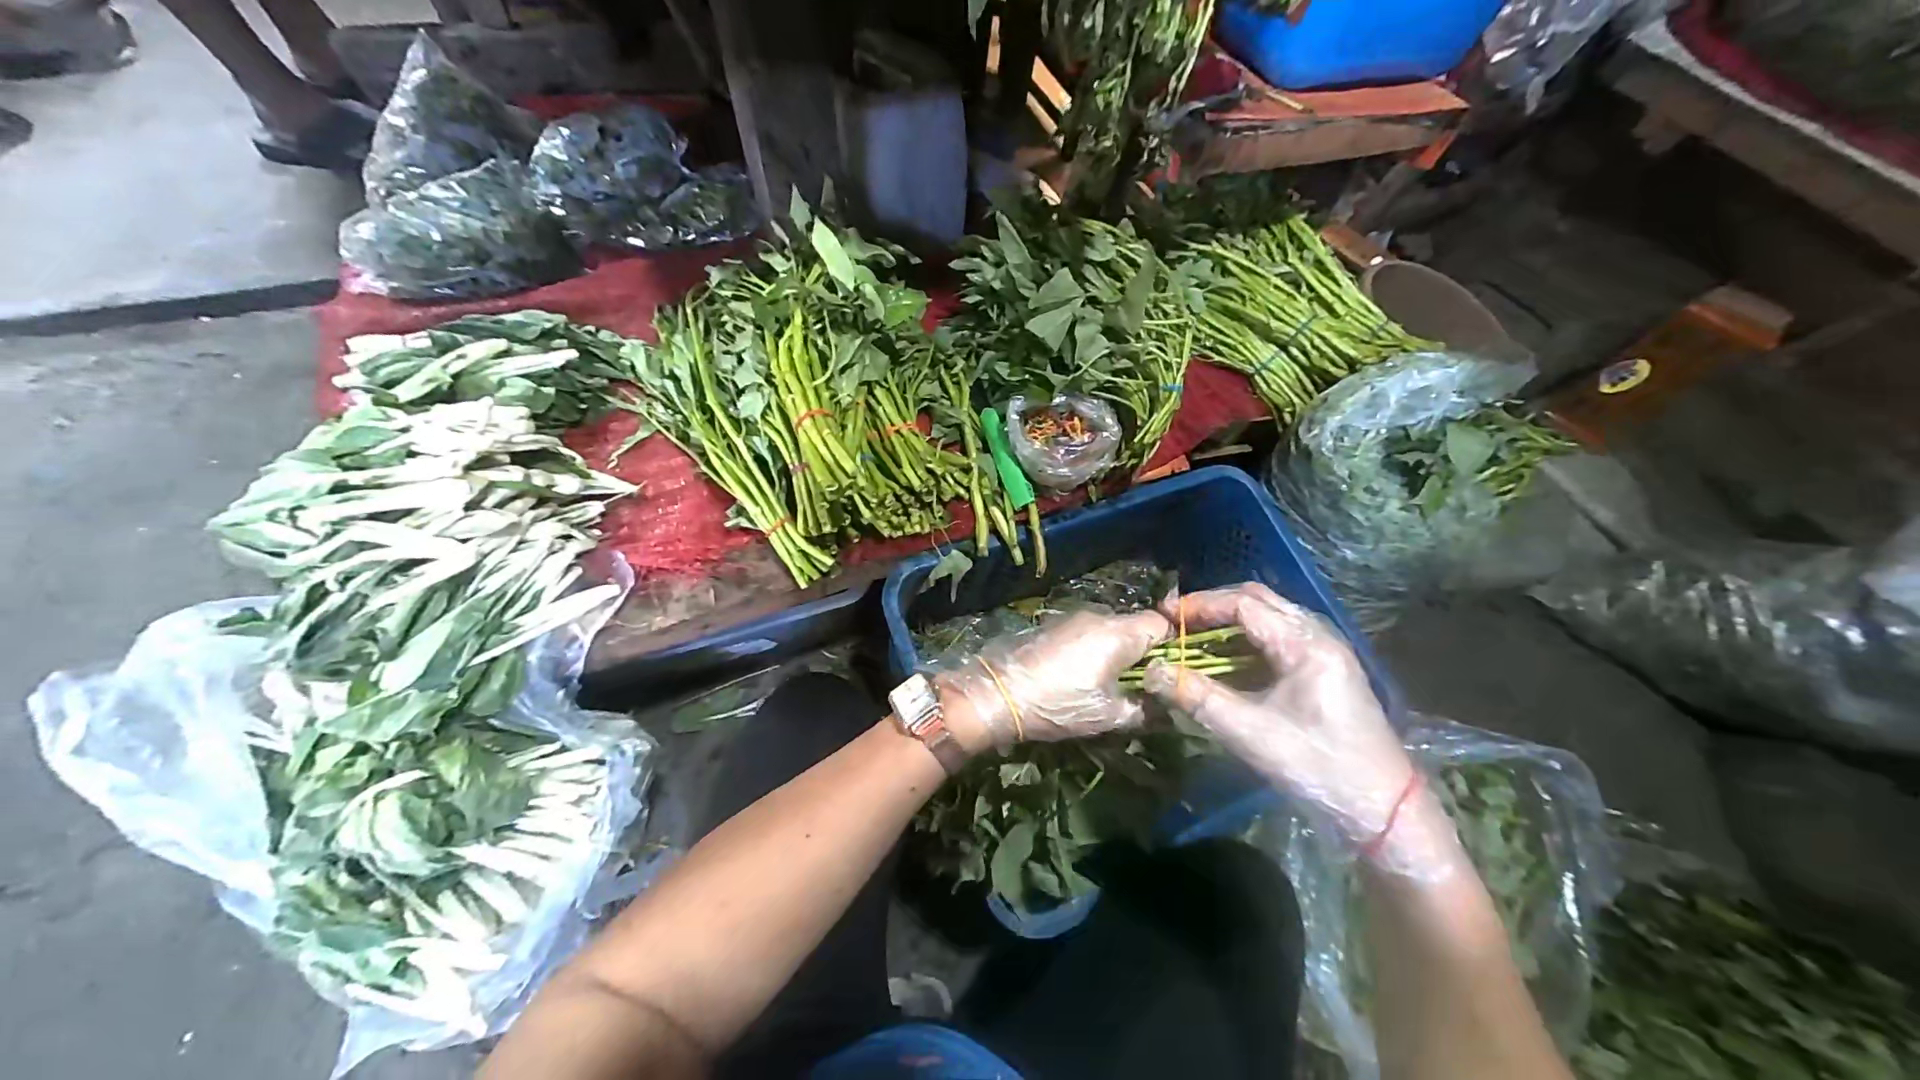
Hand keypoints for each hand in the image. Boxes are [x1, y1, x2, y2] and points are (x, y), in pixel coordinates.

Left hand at [939, 609, 1170, 749]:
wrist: (997, 694)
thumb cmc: (1058, 704)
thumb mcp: (1107, 716)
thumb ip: (1145, 710)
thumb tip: (1168, 710)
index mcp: (1119, 633)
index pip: (1163, 624)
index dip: (1173, 646)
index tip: (1174, 672)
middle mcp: (1099, 617)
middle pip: (1137, 626)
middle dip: (1145, 653)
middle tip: (1144, 685)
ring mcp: (1074, 619)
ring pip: (1112, 630)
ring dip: (1118, 653)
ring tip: (1113, 684)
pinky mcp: (1054, 627)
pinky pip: (1089, 634)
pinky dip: (1095, 651)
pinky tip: (1085, 677)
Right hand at [1144, 583, 1459, 877]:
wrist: (1381, 807)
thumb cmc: (1317, 765)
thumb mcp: (1249, 733)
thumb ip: (1196, 697)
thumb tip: (1151, 670)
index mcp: (1305, 644)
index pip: (1244, 603)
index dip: (1199, 606)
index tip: (1164, 617)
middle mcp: (1318, 635)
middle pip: (1257, 599)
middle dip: (1212, 605)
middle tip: (1175, 621)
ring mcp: (1324, 650)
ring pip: (1268, 615)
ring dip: (1228, 619)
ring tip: (1192, 636)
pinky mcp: (1323, 668)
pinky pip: (1277, 635)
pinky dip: (1244, 637)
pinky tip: (1223, 658)